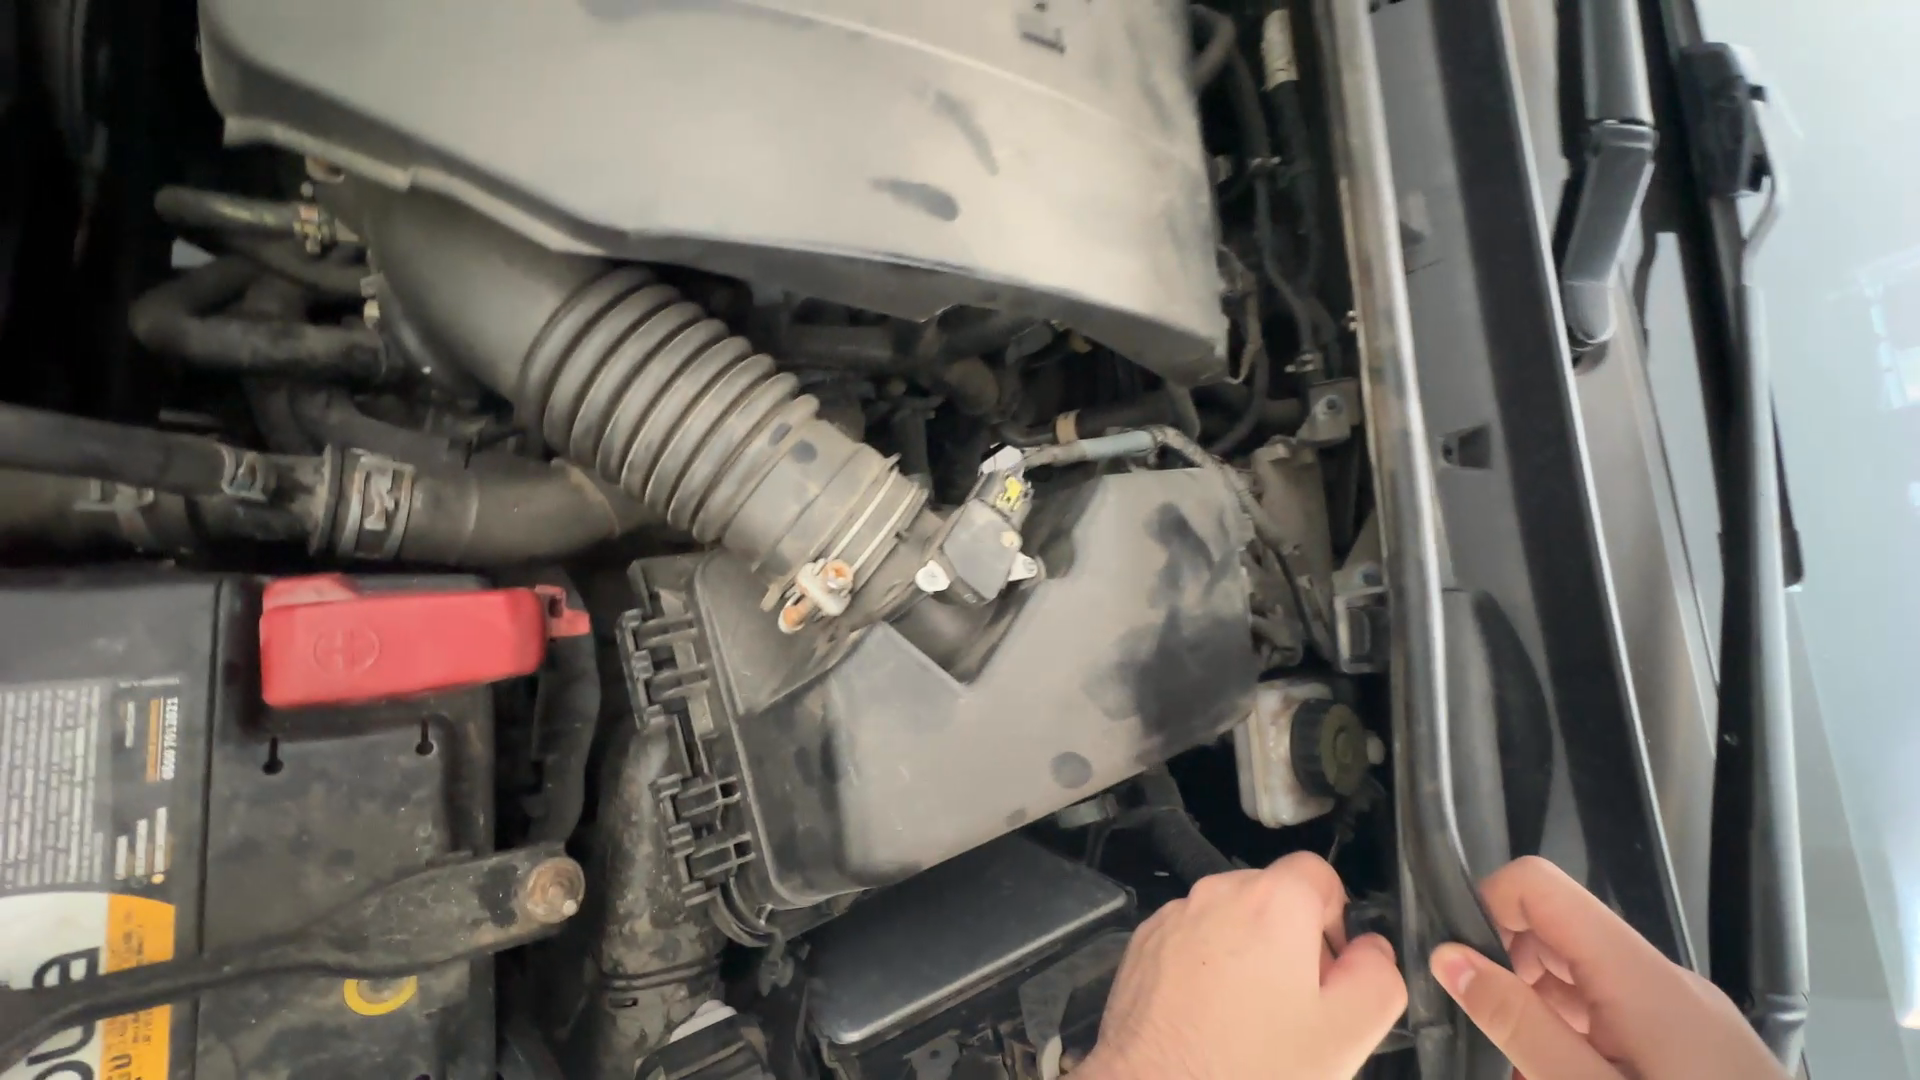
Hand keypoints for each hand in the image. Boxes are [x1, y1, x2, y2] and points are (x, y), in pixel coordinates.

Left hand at [1080, 853, 1406, 1079]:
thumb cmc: (1257, 1068)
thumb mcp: (1346, 1034)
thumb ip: (1376, 977)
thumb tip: (1370, 946)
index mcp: (1270, 900)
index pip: (1317, 872)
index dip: (1335, 916)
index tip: (1331, 969)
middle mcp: (1215, 891)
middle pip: (1271, 896)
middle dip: (1292, 938)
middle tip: (1296, 1007)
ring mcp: (1172, 914)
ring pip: (1228, 918)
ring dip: (1247, 952)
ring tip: (1249, 1021)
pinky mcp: (1142, 941)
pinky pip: (1190, 938)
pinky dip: (1205, 964)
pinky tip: (1207, 1019)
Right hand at [1429, 856, 1789, 1079]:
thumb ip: (1519, 1024)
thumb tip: (1446, 955)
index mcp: (1644, 978)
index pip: (1537, 884)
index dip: (1486, 907)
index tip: (1467, 969)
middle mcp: (1668, 982)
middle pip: (1555, 930)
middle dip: (1507, 971)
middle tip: (1498, 1038)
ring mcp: (1691, 1017)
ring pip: (1580, 975)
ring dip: (1538, 1011)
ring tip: (1533, 1073)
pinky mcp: (1701, 1048)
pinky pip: (1614, 1013)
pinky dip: (1575, 1036)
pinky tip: (1570, 1077)